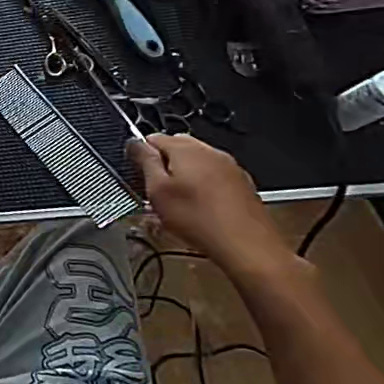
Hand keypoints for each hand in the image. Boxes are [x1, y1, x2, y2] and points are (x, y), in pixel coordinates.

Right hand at [128, 134, 298, 280]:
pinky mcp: (242, 183)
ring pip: (196, 162)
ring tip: (179, 203)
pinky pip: (214, 176)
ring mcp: (230, 166)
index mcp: (186, 148)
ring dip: (184, 175)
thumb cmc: (198, 219)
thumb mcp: (158, 191)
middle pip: (176, 147)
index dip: (141, 155)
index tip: (139, 176)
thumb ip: (145, 161)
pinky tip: (201, 208)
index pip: (152, 137)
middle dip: (163, 164)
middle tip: (158, 191)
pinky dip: (204, 185)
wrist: (248, 246)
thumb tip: (135, 142)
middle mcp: (210, 151)